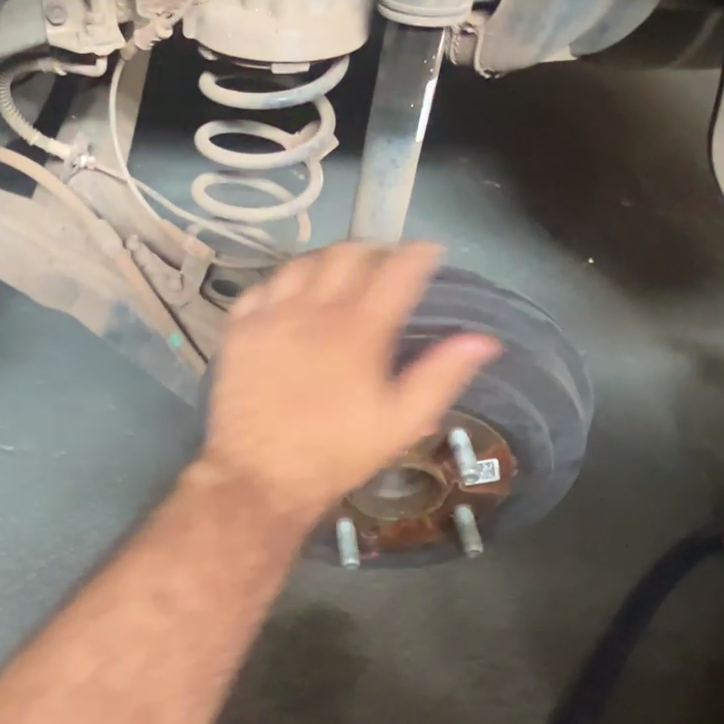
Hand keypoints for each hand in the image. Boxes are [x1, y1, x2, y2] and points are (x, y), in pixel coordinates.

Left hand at [196, 241, 502, 525]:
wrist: (261, 475)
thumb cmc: (337, 452)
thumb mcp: (400, 422)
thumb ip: (441, 375)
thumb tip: (483, 340)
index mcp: (358, 330)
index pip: (396, 270)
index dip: (418, 253)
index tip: (429, 251)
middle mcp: (313, 310)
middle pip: (346, 253)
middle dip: (372, 249)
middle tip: (384, 262)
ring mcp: (271, 315)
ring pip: (301, 263)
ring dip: (326, 260)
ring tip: (339, 274)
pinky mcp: (239, 329)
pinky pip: (262, 287)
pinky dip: (282, 284)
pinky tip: (291, 298)